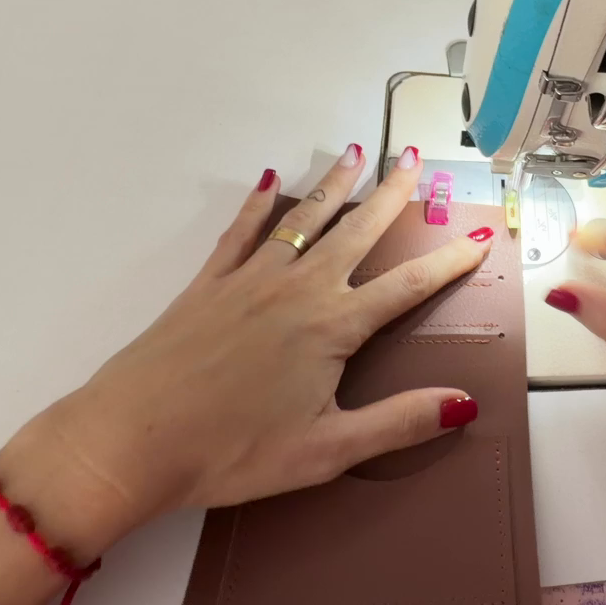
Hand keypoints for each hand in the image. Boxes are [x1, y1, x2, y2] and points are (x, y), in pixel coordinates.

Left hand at [5, 144, 493, 537]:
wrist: (128, 442)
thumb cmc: (232, 451)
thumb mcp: (326, 449)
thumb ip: (398, 421)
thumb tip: (465, 404)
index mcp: (335, 325)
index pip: (408, 285)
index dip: (449, 262)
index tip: (477, 238)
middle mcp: (302, 288)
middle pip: (359, 230)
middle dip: (393, 193)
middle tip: (415, 158)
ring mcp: (253, 279)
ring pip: (306, 219)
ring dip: (335, 185)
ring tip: (356, 153)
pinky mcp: (210, 283)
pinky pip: (241, 233)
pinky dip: (258, 205)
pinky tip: (268, 181)